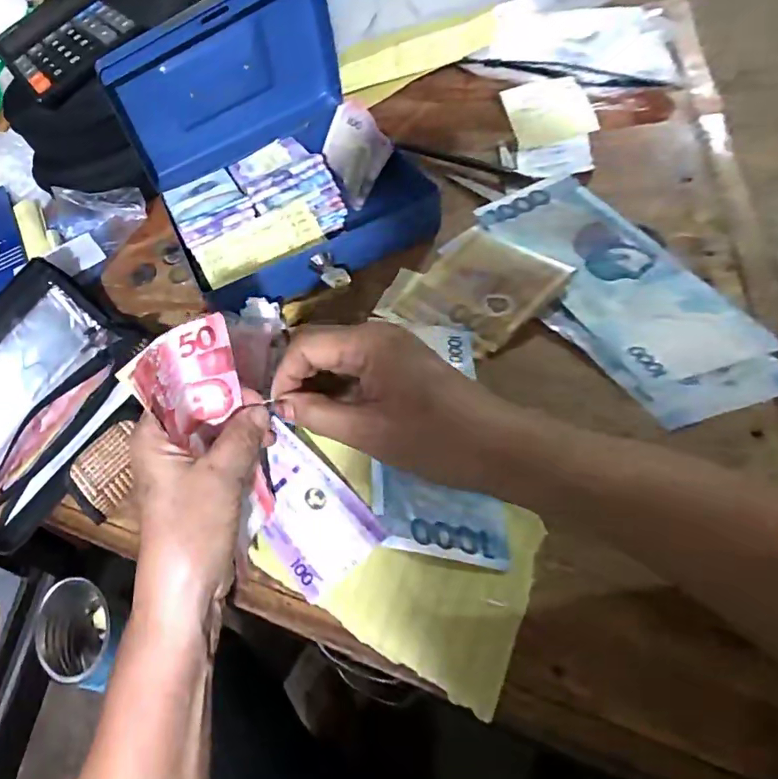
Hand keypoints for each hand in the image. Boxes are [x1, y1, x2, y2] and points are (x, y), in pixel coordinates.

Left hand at [129, 400, 267, 602]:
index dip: (214, 385)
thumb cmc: (192, 528)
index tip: (250, 387)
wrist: (184, 596)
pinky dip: (238, 458)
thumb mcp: (221, 475)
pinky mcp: (195, 492)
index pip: (179, 392)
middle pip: (199, 414)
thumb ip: (241, 435)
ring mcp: (178, 471)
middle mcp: (160, 447)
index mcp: (152, 435)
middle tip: (267, 413)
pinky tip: (262, 454)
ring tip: (270, 435)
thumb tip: (261, 408)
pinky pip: (218, 462)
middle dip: (234, 412)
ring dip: (240, 435)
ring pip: (213, 438)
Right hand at [270, 321, 515, 485]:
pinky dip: (338, 382)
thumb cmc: (432, 440)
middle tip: (288, 413)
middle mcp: (375, 332)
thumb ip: (316, 414)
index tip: (277, 411)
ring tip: (306, 414)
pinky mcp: (398, 358)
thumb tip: (279, 405)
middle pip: (317, 343)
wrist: (500, 446)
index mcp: (367, 342)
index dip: (283, 375)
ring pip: (334, 352)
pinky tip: (334, 409)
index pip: (303, 344)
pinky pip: (354, 361)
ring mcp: (389, 343)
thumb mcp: (367, 432)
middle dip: (296, 375)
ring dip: (316, 379)